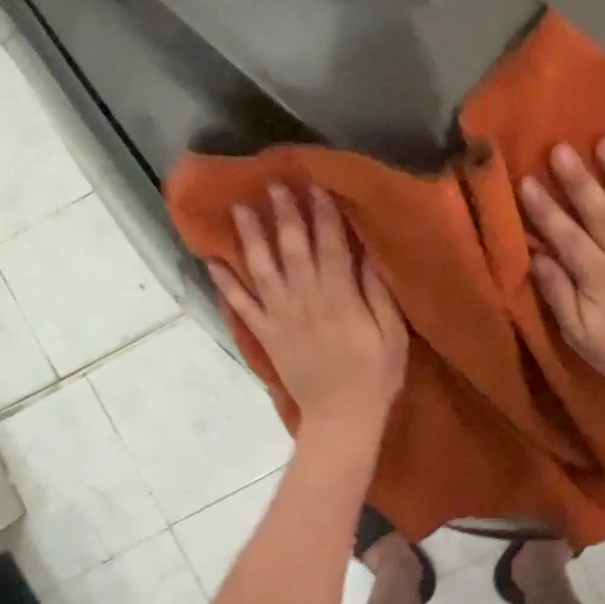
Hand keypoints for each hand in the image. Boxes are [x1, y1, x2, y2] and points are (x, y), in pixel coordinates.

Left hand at [208, 184, 408, 436]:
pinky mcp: (265, 334)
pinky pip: (240, 305)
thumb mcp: (392, 334)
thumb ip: (377, 293)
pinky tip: (212, 261)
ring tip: (240, 209)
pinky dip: (224, 283)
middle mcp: (305, 300)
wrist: (340, 419)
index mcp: (339, 298)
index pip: (329, 246)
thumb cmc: (375, 376)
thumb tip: (366, 253)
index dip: (322, 214)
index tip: (315, 186)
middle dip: (283, 214)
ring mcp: (280, 317)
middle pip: (292, 249)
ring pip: (261, 269)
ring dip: (250, 238)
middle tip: (273, 184)